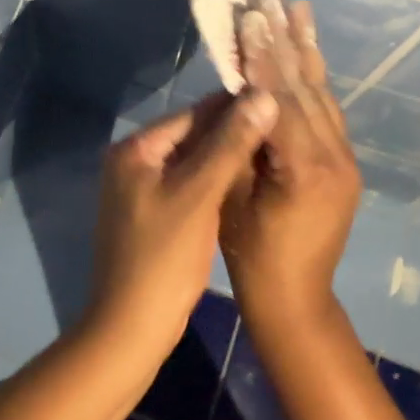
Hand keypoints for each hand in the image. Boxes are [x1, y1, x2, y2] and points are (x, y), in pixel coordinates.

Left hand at [89, 91, 280, 340]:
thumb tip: (263, 95)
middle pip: (192, 136)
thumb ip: (229, 144)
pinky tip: (250, 183)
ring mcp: (142, 191)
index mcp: (134, 150)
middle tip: (286, 129)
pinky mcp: (155, 215)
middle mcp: (133, 162)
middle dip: (234, 132)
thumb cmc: (163, 257)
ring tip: (277, 151)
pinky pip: (190, 187)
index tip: (282, 104)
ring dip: (229, 157)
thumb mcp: (198, 195)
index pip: (193, 113)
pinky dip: (216, 183)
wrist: (133, 324)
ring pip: (194, 162)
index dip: (236, 108)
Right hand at [219, 0, 362, 325]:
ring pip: (322, 96)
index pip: (279, 100)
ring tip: (298, 10)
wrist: (295, 299)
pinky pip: (327, 114)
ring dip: (306, 51)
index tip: (250, 15)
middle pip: (306, 88)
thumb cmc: (251, 257)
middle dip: (285, 40)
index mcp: (304, 169)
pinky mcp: (344, 166)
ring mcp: (345, 161)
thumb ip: (241, 146)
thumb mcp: (234, 200)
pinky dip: (314, 80)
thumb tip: (239, 96)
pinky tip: (307, 56)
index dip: (262, 56)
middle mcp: (334, 157)